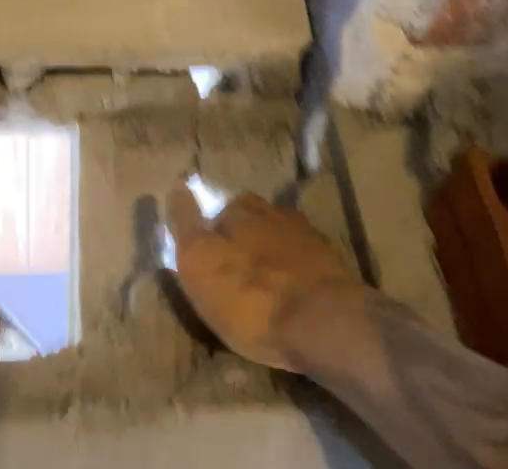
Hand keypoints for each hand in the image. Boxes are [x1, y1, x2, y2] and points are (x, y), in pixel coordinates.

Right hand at [164, 180, 368, 371]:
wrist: (323, 322)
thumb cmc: (251, 298)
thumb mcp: (200, 264)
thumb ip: (187, 225)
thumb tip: (177, 185)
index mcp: (240, 212)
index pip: (218, 209)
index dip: (210, 228)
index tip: (206, 249)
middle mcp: (273, 214)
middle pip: (251, 218)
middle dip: (241, 234)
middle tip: (232, 265)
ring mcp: (306, 237)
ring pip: (279, 235)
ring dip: (269, 250)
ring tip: (262, 279)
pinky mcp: (331, 263)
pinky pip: (303, 258)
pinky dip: (293, 269)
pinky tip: (290, 288)